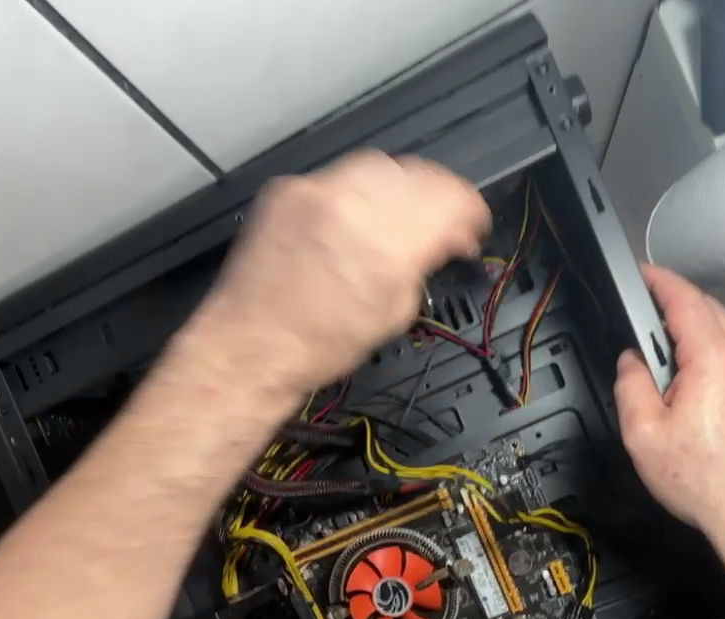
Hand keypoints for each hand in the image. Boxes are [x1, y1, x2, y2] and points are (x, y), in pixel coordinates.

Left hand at [190, 151, 490, 397]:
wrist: (252, 346)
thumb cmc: (314, 345)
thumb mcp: (392, 315)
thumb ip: (421, 268)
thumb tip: (440, 244)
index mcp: (387, 248)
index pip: (449, 200)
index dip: (470, 211)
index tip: (472, 225)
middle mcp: (353, 210)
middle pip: (418, 175)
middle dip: (438, 196)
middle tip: (443, 221)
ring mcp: (317, 194)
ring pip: (381, 166)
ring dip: (401, 188)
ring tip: (403, 216)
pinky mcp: (288, 192)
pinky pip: (339, 176)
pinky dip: (359, 192)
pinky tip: (360, 217)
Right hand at [614, 265, 724, 584]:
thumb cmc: (714, 483)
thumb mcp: (645, 437)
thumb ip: (631, 386)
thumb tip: (631, 363)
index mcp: (715, 358)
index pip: (684, 297)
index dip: (658, 280)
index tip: (642, 274)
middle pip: (708, 313)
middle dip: (674, 310)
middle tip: (644, 326)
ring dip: (694, 341)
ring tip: (666, 374)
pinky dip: (713, 364)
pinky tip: (695, 397)